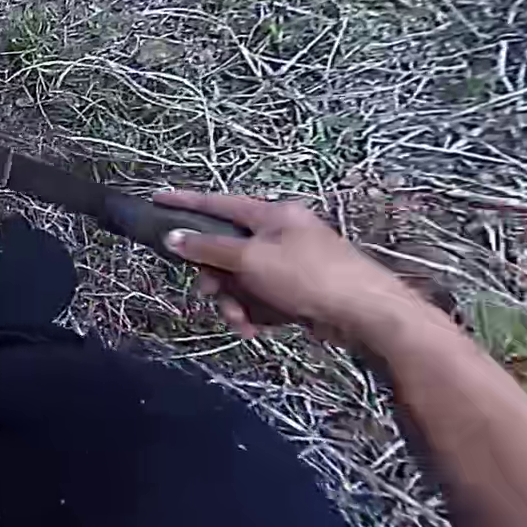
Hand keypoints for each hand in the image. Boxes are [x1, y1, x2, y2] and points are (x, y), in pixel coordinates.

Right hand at [155, 192, 431, 343]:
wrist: (370, 316)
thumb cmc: (307, 276)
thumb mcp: (250, 260)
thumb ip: (208, 248)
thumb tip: (172, 237)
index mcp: (271, 215)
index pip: (217, 203)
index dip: (184, 202)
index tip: (156, 199)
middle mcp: (280, 233)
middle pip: (227, 248)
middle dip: (215, 275)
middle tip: (209, 291)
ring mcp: (290, 262)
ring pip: (241, 277)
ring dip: (234, 300)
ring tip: (240, 319)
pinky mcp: (299, 290)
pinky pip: (261, 296)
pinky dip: (254, 311)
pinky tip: (257, 327)